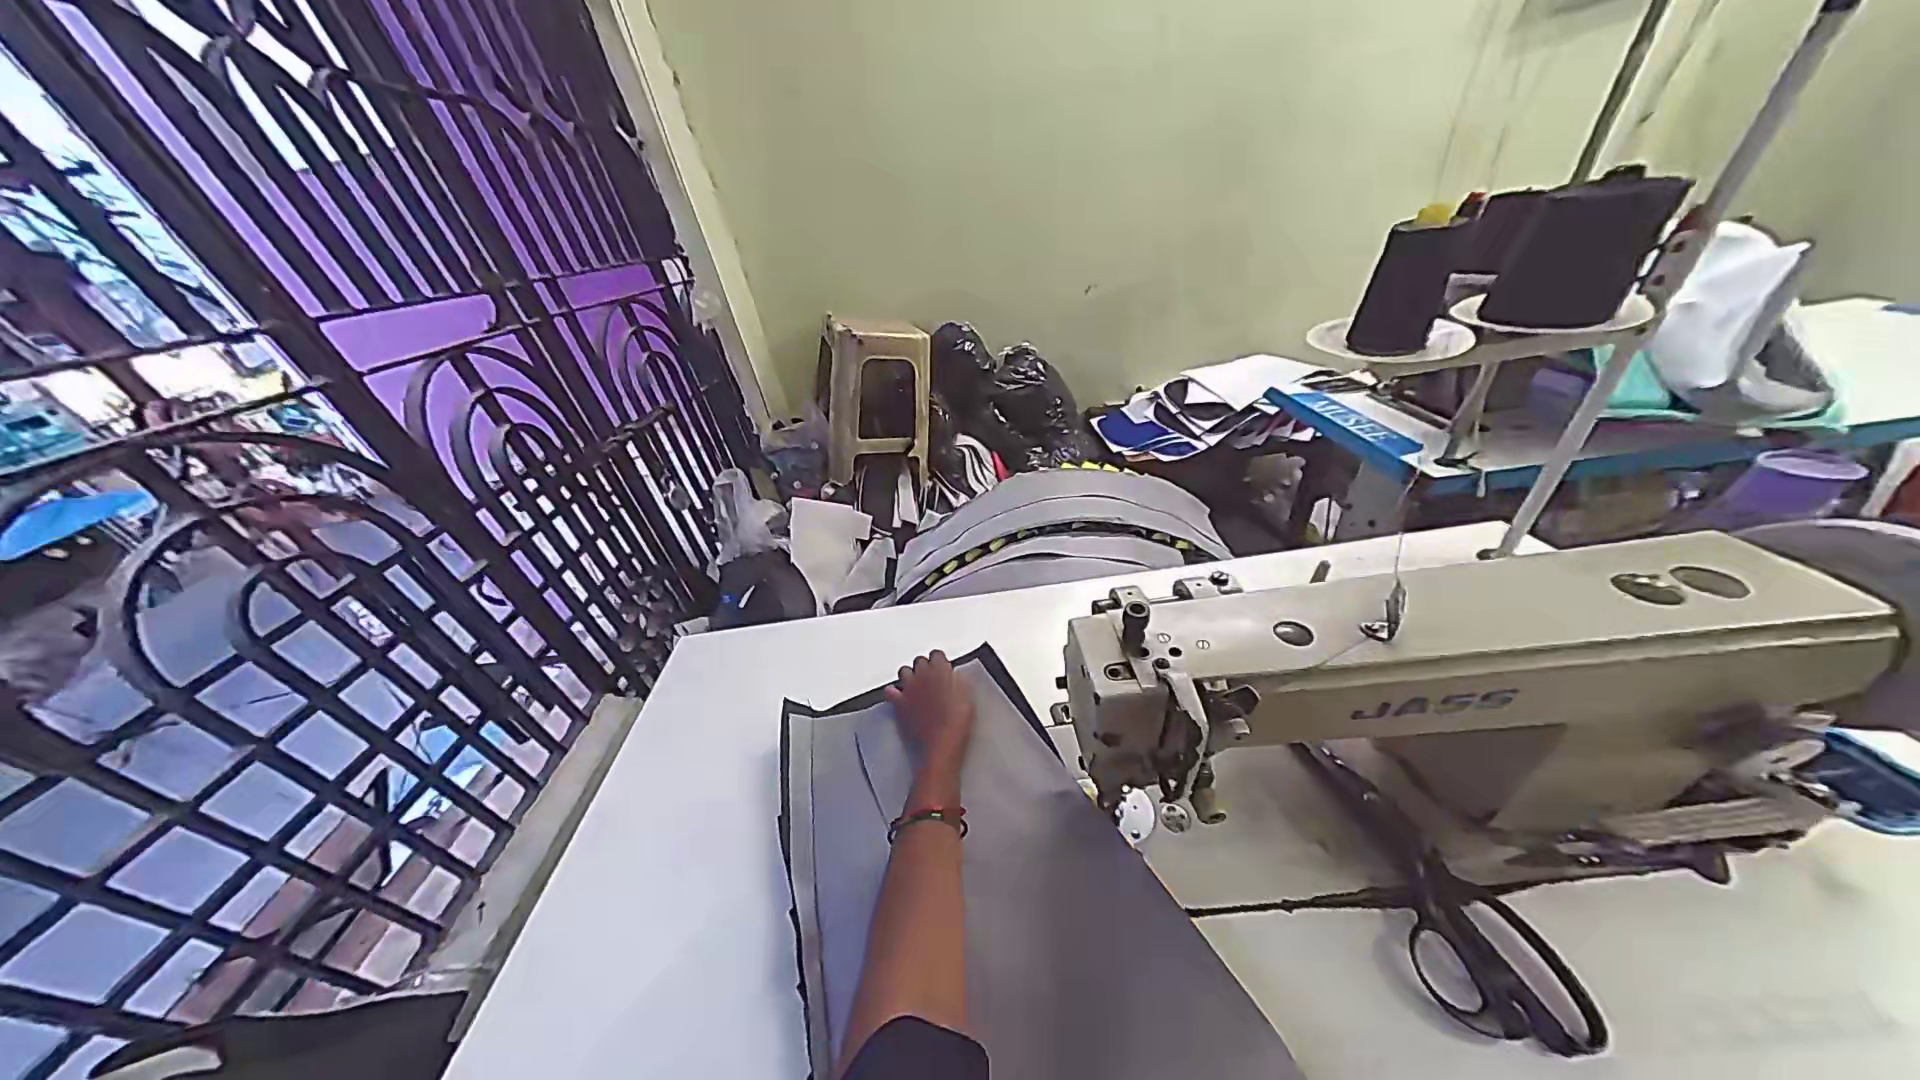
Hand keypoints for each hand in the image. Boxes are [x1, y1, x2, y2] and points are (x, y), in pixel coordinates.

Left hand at [885, 650, 974, 804]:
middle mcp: (922, 675)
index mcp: (941, 670)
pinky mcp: (899, 703)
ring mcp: (909, 688)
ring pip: (904, 671)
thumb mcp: (967, 697)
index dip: (940, 661)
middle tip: (931, 679)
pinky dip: (893, 692)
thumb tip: (954, 677)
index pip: (937, 654)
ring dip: (910, 677)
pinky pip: (890, 691)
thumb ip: (958, 681)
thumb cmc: (957, 723)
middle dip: (924, 667)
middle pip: (920, 661)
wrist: (941, 744)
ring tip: (916, 686)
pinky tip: (898, 696)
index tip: (942, 667)